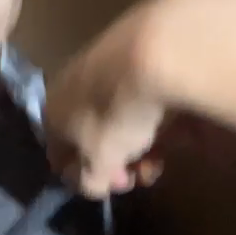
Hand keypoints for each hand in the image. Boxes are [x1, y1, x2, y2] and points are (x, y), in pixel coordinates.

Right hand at [46, 0, 235, 196]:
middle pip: (96, 136)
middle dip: (122, 161)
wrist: (157, 50)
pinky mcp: (142, 49)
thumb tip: (93, 184)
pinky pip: (147, 93)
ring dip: (145, 142)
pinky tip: (182, 122)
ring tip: (168, 151)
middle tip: (145, 173)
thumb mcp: (97, 164)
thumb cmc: (115, 115)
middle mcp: (73, 85)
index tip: (116, 185)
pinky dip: (160, 112)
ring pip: (123, 115)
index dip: (86, 178)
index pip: (60, 156)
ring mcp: (108, 63)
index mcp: (53, 110)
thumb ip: (89, 181)